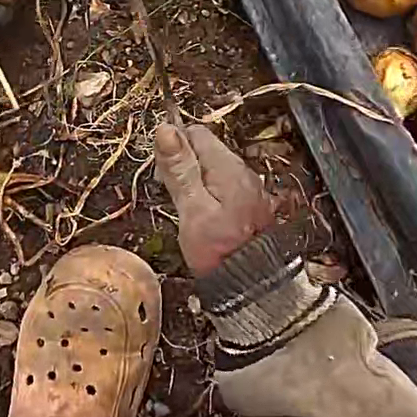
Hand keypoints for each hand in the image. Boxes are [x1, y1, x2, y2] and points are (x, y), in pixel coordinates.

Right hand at [154, 124, 275, 274]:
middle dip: (183, 163)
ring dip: (195, 179)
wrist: (253, 287)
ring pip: (213, 167)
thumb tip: (165, 129)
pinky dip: (208, 193)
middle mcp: (242, 171)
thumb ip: (180, 169)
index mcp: (228, 167)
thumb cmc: (219, 250)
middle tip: (172, 194)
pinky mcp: (250, 203)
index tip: (162, 173)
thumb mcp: (192, 209)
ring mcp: (249, 187)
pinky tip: (202, 214)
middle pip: (206, 149)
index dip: (174, 146)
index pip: (197, 134)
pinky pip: (223, 185)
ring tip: (185, 207)